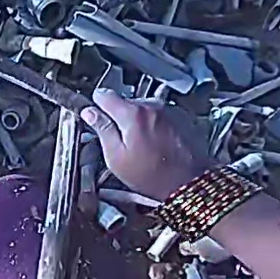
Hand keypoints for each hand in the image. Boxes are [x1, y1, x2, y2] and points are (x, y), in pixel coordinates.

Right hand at [81, 89, 210, 200]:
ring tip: (138, 146)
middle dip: (118, 117)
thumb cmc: (152, 175)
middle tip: (118, 142)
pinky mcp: (180, 118)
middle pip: (124, 102)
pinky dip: (152, 126)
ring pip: (141, 109)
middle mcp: (152, 106)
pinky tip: (153, 145)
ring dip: (136, 122)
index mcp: (132, 114)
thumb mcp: (116, 157)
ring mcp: (168, 111)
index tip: (94, 116)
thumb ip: (102, 129)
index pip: (104, 95)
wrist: (189, 183)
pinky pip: (157, 116)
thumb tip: (90, 113)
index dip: (96, 106)